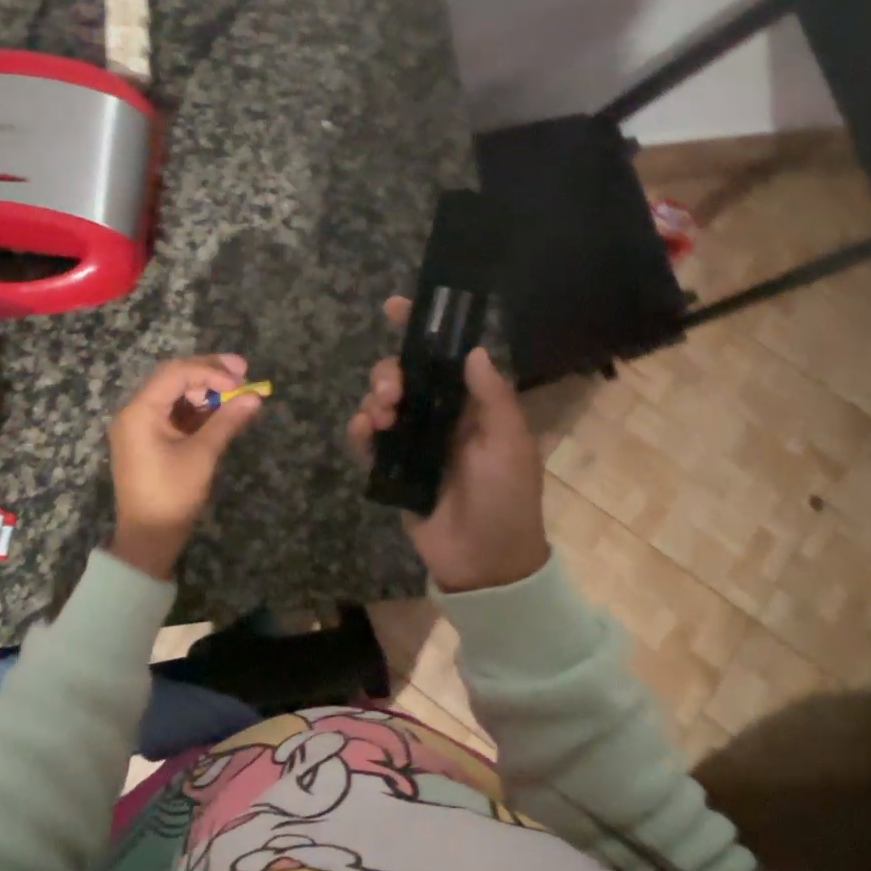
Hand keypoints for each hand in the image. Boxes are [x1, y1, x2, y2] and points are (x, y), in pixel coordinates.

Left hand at [107, 355, 263, 578]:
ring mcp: (139, 427)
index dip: (211, 371)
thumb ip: (226, 421)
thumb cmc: (172, 495)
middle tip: (243, 371)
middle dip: (208, 373)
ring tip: (236, 393)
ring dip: (204, 391)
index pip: (176, 373)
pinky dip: (196, 410)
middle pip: (173, 378)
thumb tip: (255, 397)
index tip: (241, 380)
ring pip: (174, 395)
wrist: (147, 539)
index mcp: (139, 412)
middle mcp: (134, 412)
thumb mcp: (202, 455)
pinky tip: (220, 411)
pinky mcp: (147, 441)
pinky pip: (172, 414)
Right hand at [347, 297, 548, 591]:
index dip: (422, 332)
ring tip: (380, 417)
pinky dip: (360, 431)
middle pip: (406, 378)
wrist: (485, 563)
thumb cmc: (506, 499)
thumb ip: (491, 397)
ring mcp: (415, 444)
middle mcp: (442, 419)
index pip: (446, 359)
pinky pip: (369, 441)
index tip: (394, 308)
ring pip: (384, 404)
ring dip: (375, 399)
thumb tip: (473, 350)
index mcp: (474, 407)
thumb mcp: (509, 444)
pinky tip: (364, 432)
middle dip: (390, 374)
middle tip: (390, 392)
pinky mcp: (394, 470)